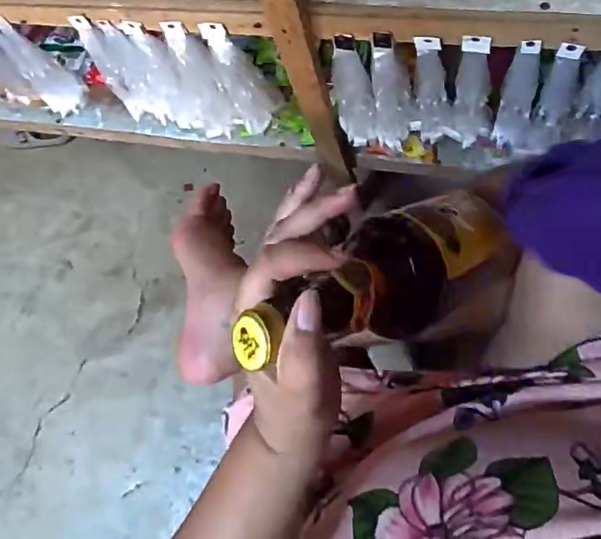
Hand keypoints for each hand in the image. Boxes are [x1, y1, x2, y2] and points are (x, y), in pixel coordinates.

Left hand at [235, 168, 355, 462]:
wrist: (288, 427)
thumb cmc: (295, 412)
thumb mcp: (301, 392)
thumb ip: (302, 350)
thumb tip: (309, 298)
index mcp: (251, 313)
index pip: (271, 265)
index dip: (305, 256)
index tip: (342, 261)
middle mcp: (255, 292)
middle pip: (276, 239)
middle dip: (309, 211)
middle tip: (349, 193)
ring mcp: (269, 289)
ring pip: (280, 234)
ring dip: (303, 203)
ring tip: (322, 173)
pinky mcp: (284, 289)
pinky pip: (289, 242)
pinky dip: (301, 216)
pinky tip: (316, 197)